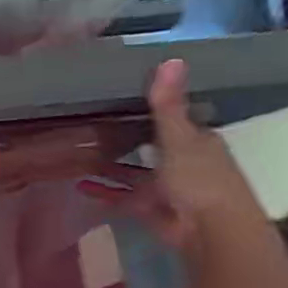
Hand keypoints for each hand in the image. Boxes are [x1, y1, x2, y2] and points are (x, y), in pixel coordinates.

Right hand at [79, 58, 264, 251]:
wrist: (207, 229)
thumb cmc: (199, 179)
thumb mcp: (180, 139)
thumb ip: (168, 106)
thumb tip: (170, 59)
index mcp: (196, 140)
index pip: (174, 119)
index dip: (154, 108)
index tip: (124, 98)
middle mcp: (181, 161)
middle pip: (151, 146)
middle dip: (128, 138)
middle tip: (94, 125)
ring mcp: (164, 188)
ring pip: (134, 172)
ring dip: (111, 166)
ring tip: (81, 155)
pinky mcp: (148, 210)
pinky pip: (122, 197)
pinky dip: (104, 191)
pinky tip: (80, 186)